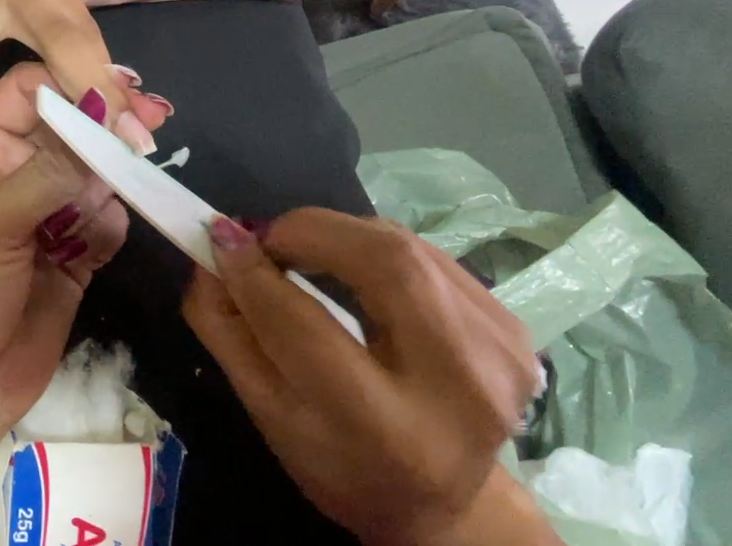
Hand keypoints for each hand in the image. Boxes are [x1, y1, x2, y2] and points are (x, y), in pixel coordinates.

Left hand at [0, 64, 168, 443]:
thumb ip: (45, 174)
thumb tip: (100, 121)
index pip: (25, 94)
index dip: (68, 85)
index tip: (116, 92)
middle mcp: (15, 176)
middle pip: (68, 130)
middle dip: (107, 122)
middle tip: (153, 119)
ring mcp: (47, 218)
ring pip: (92, 174)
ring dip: (118, 168)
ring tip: (148, 162)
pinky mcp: (74, 258)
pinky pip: (105, 224)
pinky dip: (114, 220)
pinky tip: (116, 223)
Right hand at [182, 210, 547, 545]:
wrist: (443, 501)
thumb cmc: (336, 460)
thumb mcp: (265, 409)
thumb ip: (226, 327)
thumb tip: (215, 248)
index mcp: (387, 430)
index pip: (306, 327)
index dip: (255, 273)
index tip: (220, 238)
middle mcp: (461, 388)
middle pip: (386, 263)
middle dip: (310, 231)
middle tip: (268, 239)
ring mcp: (502, 355)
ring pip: (406, 246)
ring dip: (339, 233)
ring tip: (301, 250)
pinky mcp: (516, 330)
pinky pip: (427, 253)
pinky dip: (373, 245)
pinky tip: (352, 268)